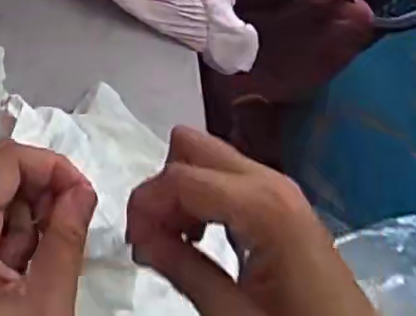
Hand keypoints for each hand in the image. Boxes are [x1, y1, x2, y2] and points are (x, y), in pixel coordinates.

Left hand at [0, 139, 97, 315]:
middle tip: (71, 235)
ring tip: (40, 271)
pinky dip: (16, 238)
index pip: (9, 158)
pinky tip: (25, 275)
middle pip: (2, 172)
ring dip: (31, 222)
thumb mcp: (44, 303)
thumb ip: (66, 237)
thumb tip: (84, 187)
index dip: (53, 167)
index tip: (88, 194)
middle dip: (43, 196)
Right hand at [126, 128, 372, 315]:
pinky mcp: (283, 202)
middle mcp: (268, 179)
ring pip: (205, 155)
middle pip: (190, 146)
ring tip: (174, 242)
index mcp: (261, 204)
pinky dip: (202, 195)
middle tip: (153, 235)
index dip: (145, 204)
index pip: (179, 177)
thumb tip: (138, 237)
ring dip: (180, 190)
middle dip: (163, 185)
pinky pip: (225, 175)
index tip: (132, 244)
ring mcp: (279, 187)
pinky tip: (201, 238)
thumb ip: (182, 269)